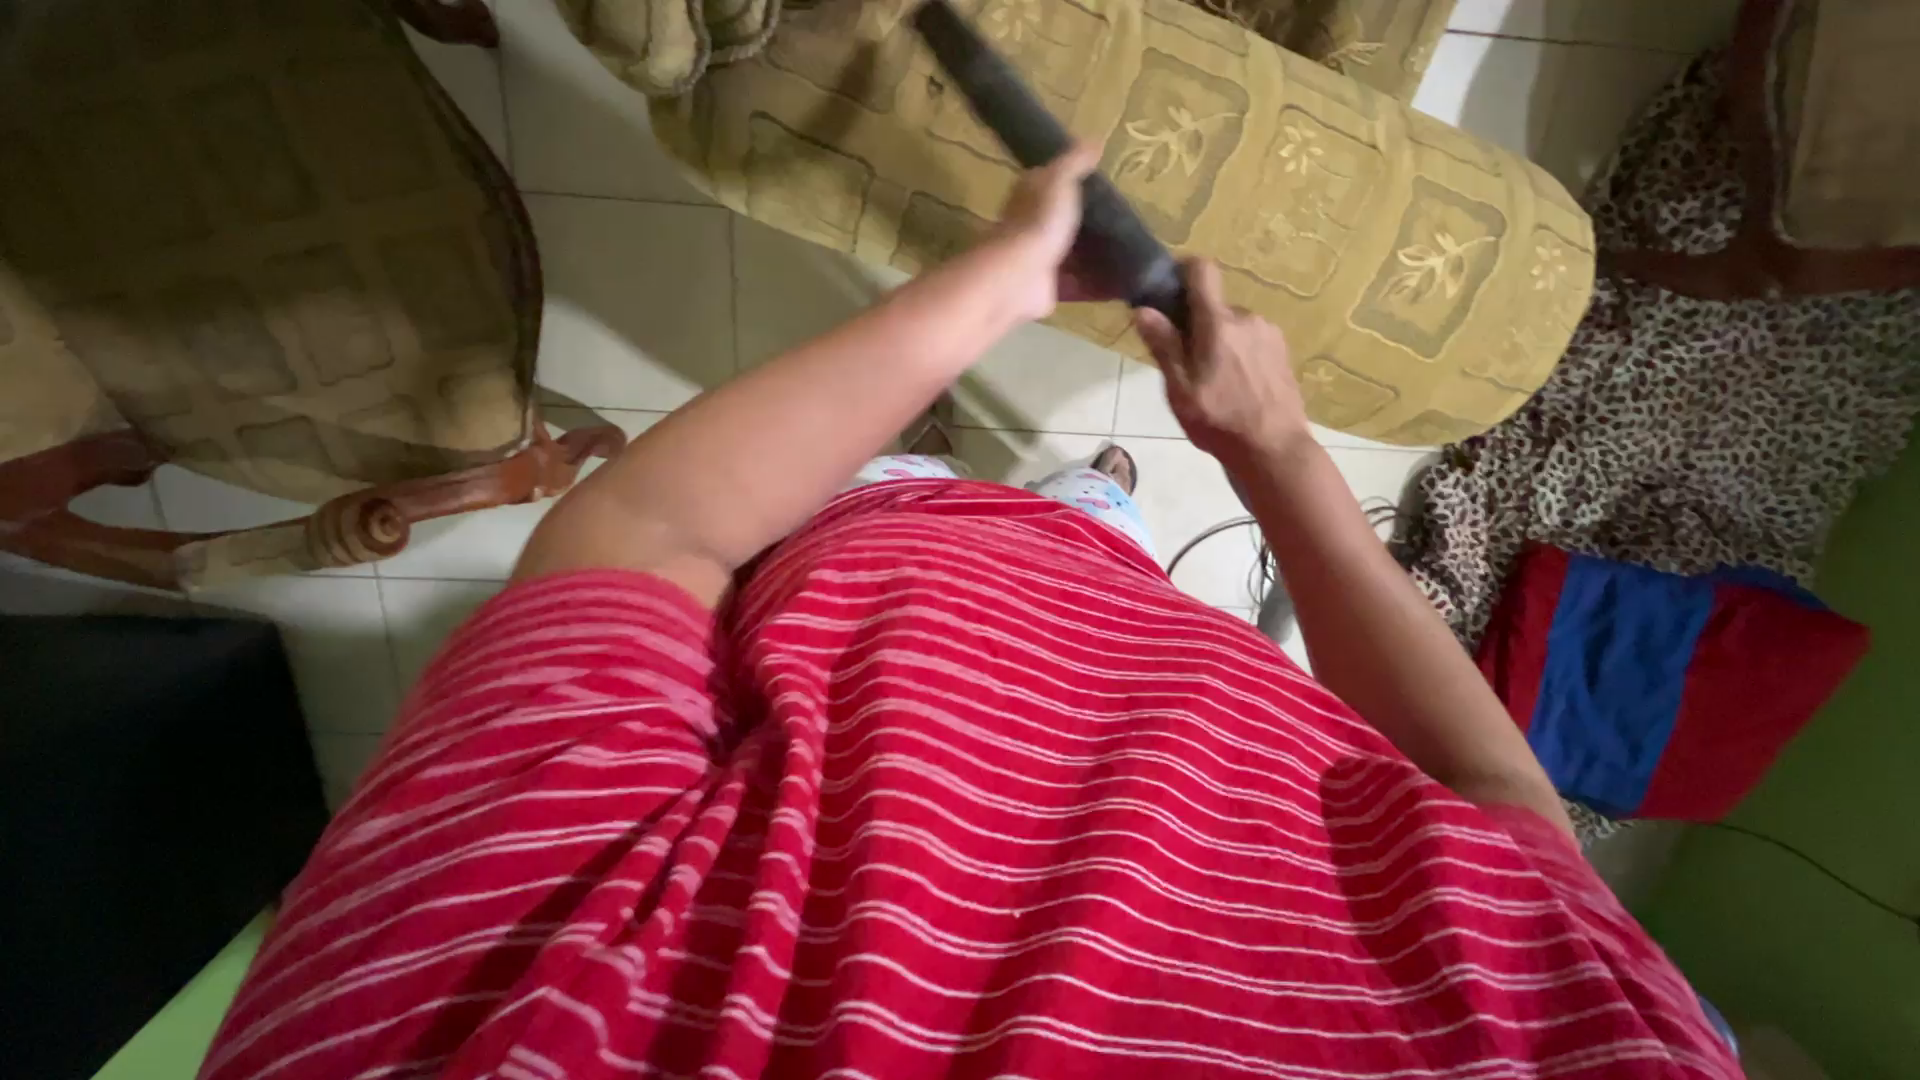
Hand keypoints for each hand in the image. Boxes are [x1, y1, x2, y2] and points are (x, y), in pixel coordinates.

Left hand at [983, 142, 1112, 321]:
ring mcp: (1039, 259)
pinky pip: (1078, 284)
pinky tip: (1120, 281)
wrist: (1021, 276)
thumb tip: (1094, 141)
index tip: (1100, 183)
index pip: (1049, 181)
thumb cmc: (1039, 220)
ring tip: (1127, 251)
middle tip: (1122, 220)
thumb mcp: (1059, 181)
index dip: (1071, 180)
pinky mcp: (1049, 288)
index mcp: (1029, 195)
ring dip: (1094, 255)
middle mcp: (1030, 226)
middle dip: (1087, 222)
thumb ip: (1075, 163)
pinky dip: (1097, 284)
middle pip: (1063, 221)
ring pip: (1072, 254)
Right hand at [1134, 259, 1310, 460]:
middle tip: (1183, 364)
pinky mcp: (1282, 352)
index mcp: (1218, 324)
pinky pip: (1250, 341)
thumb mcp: (1180, 390)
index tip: (1167, 290)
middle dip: (1196, 325)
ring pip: (1233, 326)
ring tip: (1212, 382)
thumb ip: (1164, 347)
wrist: (1274, 449)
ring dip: (1218, 342)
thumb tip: (1144, 310)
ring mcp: (1269, 334)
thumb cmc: (1219, 422)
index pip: (1202, 270)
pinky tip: (1235, 387)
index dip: (1182, 271)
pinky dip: (1237, 354)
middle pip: (1214, 306)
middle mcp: (1247, 318)